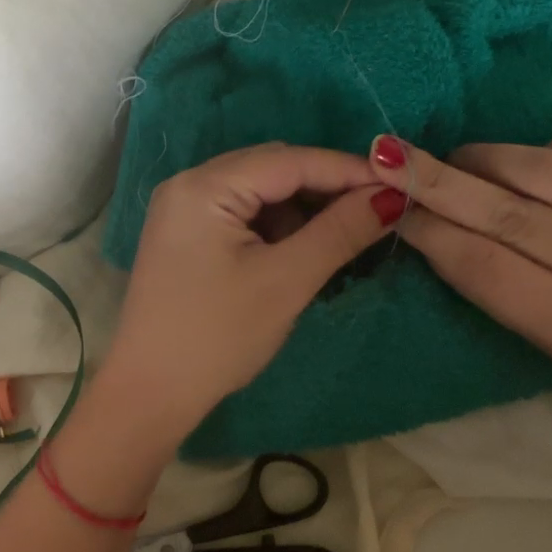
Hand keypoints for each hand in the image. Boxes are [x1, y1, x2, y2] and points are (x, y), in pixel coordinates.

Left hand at [103, 143, 400, 437]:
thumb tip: (392, 194)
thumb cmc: (218, 335)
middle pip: (270, 168)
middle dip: (324, 185)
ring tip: (346, 231)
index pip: (288, 160)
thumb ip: (340, 231)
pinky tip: (305, 246)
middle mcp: (187, 184)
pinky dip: (276, 224)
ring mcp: (182, 209)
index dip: (347, 169)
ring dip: (302, 207)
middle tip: (377, 208)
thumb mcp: (287, 280)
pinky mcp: (185, 235)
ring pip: (257, 191)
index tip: (400, 182)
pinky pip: (240, 212)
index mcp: (203, 186)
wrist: (151, 390)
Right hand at [368, 124, 551, 414]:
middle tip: (391, 158)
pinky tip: (540, 163)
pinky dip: (548, 146)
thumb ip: (493, 281)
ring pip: (544, 169)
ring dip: (485, 159)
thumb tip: (424, 218)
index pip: (487, 269)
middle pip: (510, 215)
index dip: (430, 232)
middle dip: (438, 182)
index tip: (388, 204)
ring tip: (460, 162)